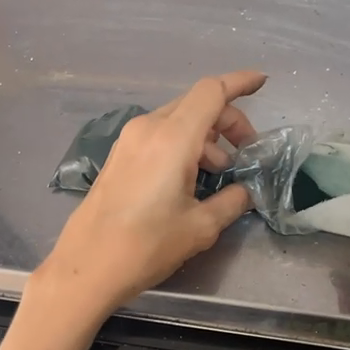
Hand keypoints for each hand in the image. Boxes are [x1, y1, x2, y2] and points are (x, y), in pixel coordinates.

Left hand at [38, 71, 265, 315]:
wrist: (87, 267)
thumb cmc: (146, 246)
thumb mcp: (200, 227)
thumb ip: (231, 202)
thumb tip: (243, 192)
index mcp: (172, 138)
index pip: (211, 92)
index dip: (239, 83)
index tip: (262, 83)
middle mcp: (148, 129)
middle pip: (195, 104)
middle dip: (227, 121)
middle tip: (246, 154)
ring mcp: (128, 141)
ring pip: (177, 120)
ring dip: (205, 137)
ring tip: (220, 174)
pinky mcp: (118, 157)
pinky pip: (159, 136)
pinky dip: (183, 145)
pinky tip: (191, 179)